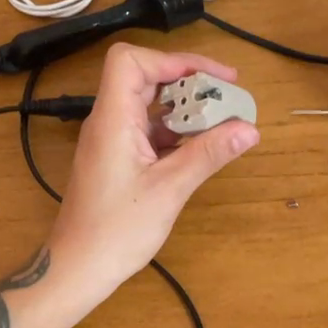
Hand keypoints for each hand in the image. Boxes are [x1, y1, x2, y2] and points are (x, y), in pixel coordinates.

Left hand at [48, 43, 259, 293]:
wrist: (78, 268)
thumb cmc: (117, 230)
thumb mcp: (169, 190)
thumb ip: (208, 154)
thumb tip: (249, 128)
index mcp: (112, 119)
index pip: (130, 60)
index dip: (171, 60)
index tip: (209, 79)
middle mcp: (107, 122)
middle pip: (143, 78)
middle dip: (187, 81)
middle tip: (227, 95)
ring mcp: (110, 142)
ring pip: (147, 106)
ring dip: (183, 109)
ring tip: (222, 122)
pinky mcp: (115, 160)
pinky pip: (146, 131)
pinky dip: (173, 133)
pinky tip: (200, 149)